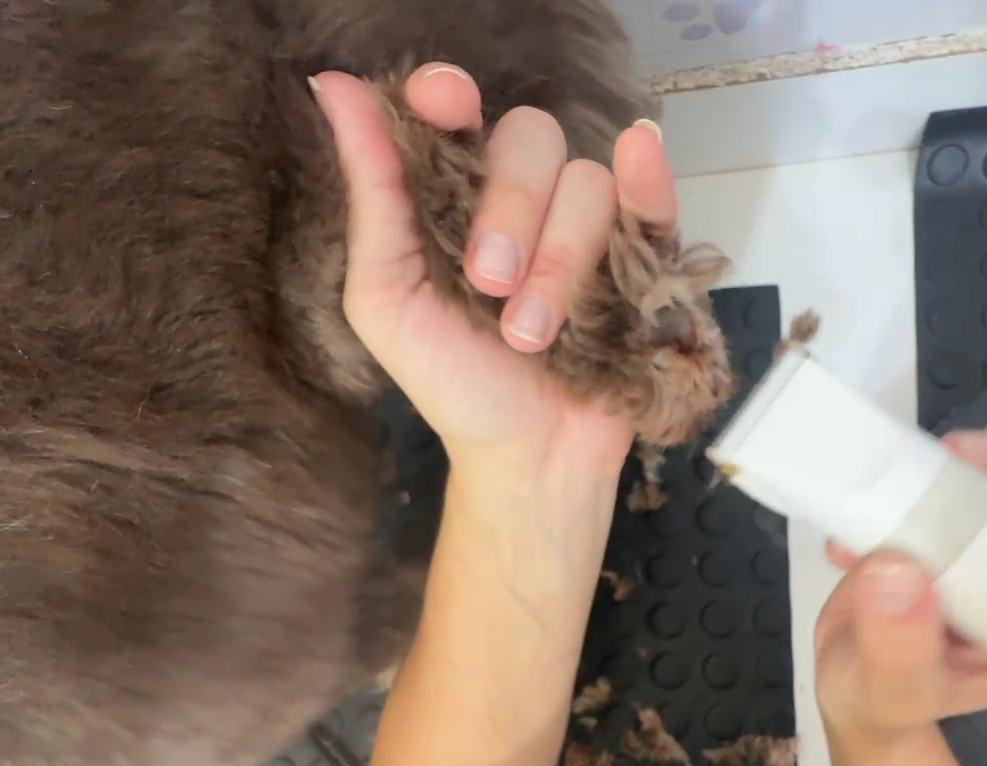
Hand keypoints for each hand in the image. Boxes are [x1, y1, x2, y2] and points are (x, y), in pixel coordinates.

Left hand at [310, 64, 677, 479]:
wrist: (528, 455)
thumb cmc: (456, 387)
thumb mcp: (390, 304)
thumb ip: (373, 203)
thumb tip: (334, 88)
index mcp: (457, 201)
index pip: (460, 115)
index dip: (451, 95)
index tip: (445, 105)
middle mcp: (524, 204)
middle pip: (531, 142)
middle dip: (510, 211)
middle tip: (489, 286)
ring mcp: (585, 232)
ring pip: (587, 184)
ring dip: (559, 261)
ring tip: (533, 335)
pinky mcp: (638, 263)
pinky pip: (652, 202)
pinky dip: (650, 180)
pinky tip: (639, 162)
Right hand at [813, 423, 986, 741]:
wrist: (849, 680)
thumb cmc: (888, 698)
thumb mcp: (889, 695)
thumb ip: (898, 650)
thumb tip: (899, 571)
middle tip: (968, 458)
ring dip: (976, 457)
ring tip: (915, 468)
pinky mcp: (951, 514)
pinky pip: (957, 470)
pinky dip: (915, 472)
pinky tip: (864, 512)